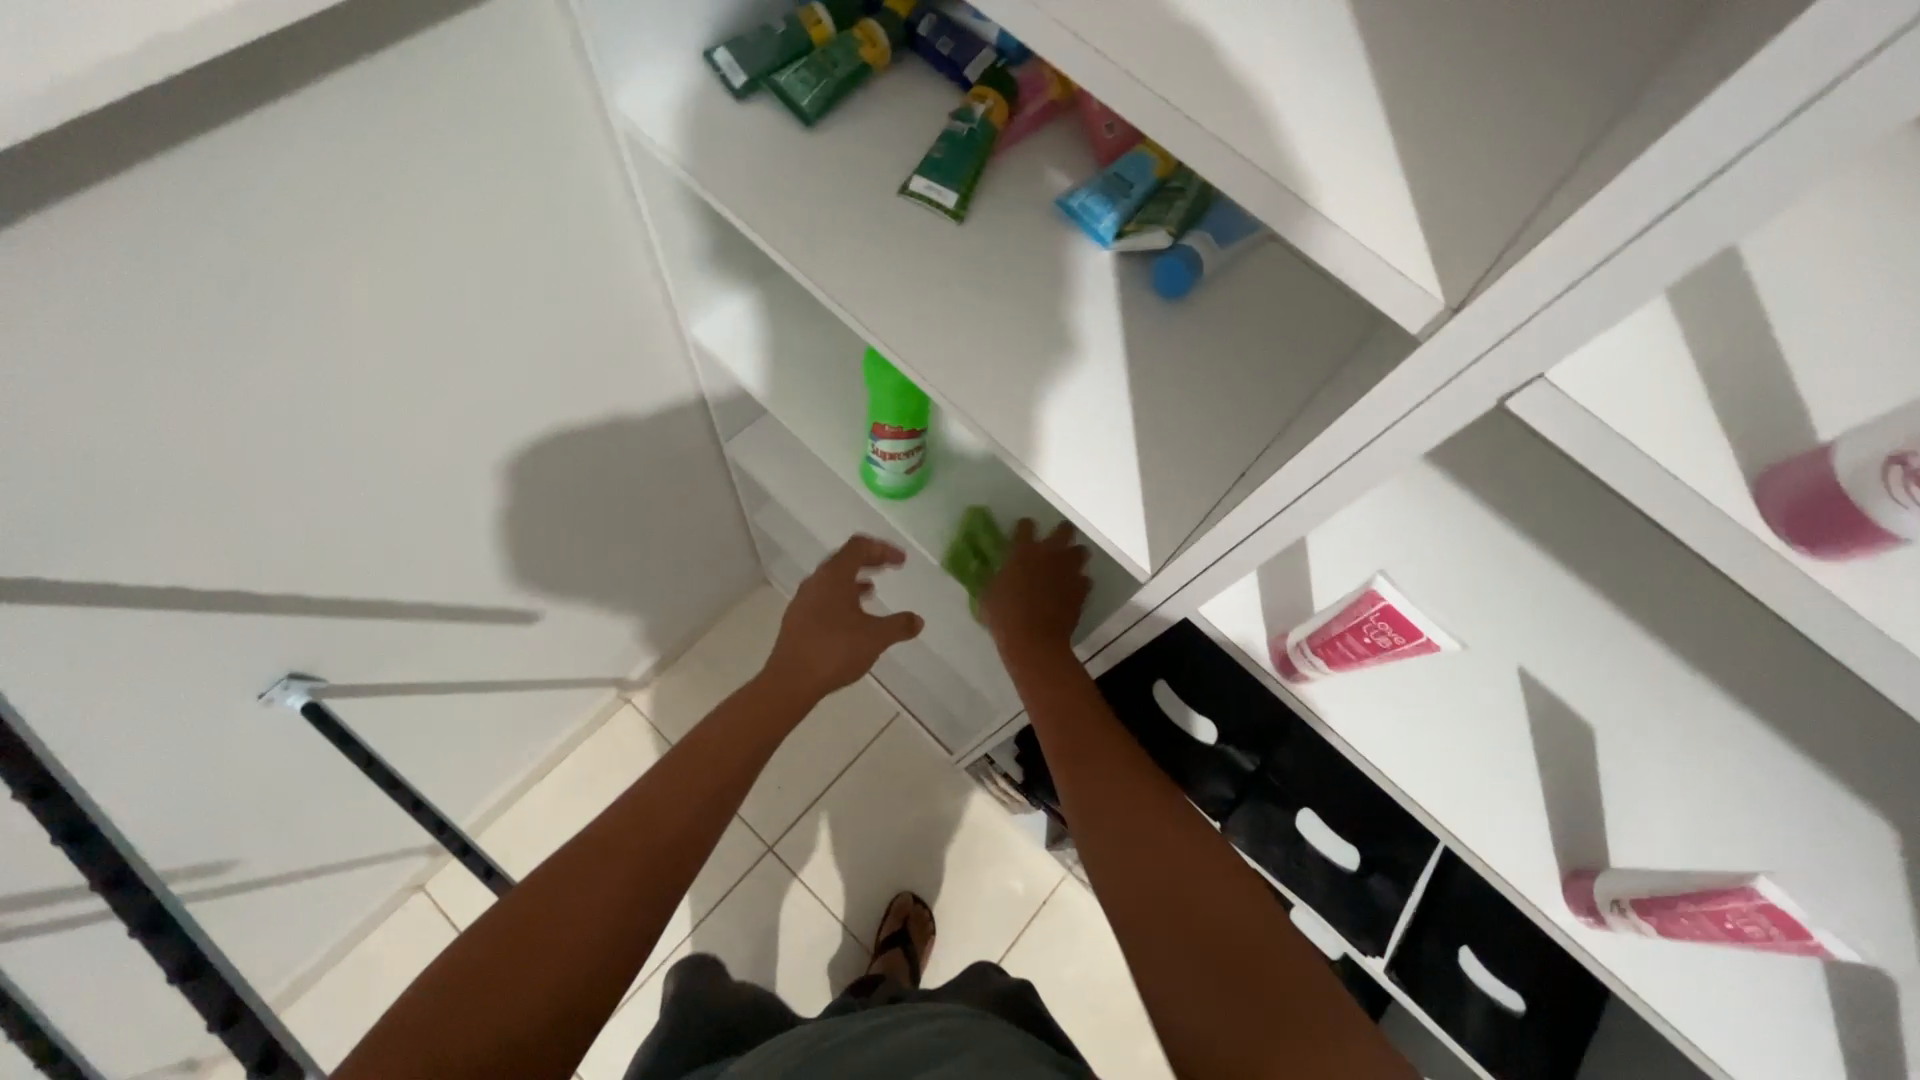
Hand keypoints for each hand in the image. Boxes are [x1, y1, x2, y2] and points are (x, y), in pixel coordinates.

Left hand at [762, 535, 923, 701]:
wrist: (791, 681)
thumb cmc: (835, 650)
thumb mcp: (875, 638)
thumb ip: (899, 626)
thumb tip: (917, 621)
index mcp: (834, 576)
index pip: (859, 546)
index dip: (882, 549)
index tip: (901, 562)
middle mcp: (816, 582)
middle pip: (843, 559)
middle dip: (868, 561)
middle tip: (887, 568)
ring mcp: (803, 601)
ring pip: (831, 580)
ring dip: (853, 581)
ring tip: (871, 591)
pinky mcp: (796, 620)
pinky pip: (822, 598)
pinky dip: (841, 598)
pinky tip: (851, 619)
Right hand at [982, 519, 1089, 657]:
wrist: (1034, 641)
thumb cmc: (1004, 617)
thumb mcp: (988, 595)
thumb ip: (993, 578)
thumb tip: (993, 573)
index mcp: (1023, 551)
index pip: (1026, 525)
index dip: (1024, 527)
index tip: (1022, 532)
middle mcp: (1049, 554)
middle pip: (1064, 530)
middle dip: (1061, 532)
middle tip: (1055, 541)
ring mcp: (1069, 571)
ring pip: (1081, 551)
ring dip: (1075, 555)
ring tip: (1068, 565)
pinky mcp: (1081, 589)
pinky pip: (1086, 579)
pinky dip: (1080, 582)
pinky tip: (1073, 589)